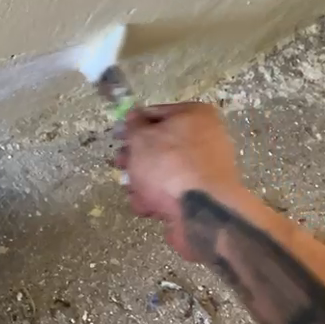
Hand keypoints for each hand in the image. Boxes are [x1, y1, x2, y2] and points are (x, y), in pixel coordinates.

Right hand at [115, 102, 243, 260]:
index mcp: (195, 115)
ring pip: (165, 170)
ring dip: (143, 180)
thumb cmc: (168, 165)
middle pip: (161, 144)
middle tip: (120, 165)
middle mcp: (207, 137)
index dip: (132, 126)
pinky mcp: (205, 194)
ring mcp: (208, 167)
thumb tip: (135, 117)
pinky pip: (175, 189)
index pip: (156, 114)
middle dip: (136, 158)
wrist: (201, 209)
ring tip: (132, 191)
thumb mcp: (141, 138)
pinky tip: (147, 206)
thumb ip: (134, 125)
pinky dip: (159, 196)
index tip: (116, 138)